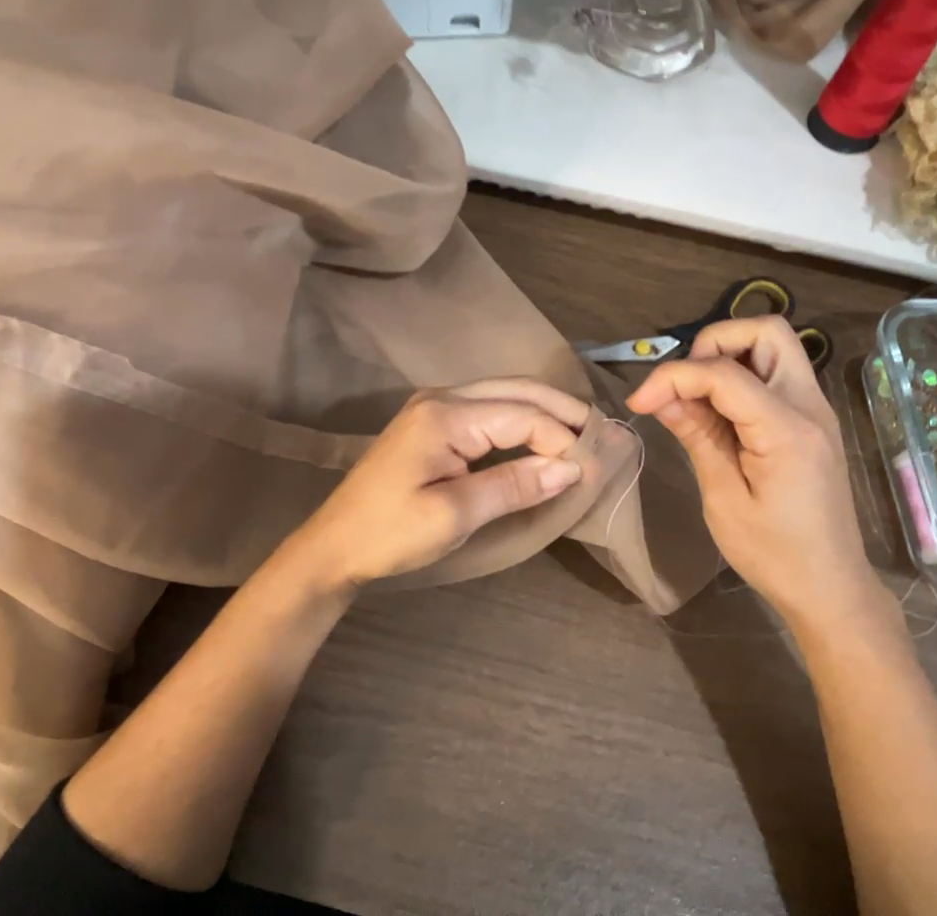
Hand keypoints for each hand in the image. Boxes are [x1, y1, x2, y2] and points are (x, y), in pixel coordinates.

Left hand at [279, 378, 589, 591]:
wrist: (334, 546)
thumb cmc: (390, 534)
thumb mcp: (456, 515)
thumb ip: (515, 485)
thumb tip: (573, 468)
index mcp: (444, 416)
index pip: (522, 414)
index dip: (561, 439)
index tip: (592, 470)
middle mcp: (441, 398)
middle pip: (516, 390)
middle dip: (562, 411)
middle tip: (602, 438)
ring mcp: (433, 407)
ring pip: (503, 394)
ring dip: (543, 412)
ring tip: (580, 438)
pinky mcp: (430, 424)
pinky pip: (487, 409)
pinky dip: (519, 420)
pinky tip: (539, 439)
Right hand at [626, 316, 897, 641]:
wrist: (830, 586)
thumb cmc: (774, 554)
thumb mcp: (723, 500)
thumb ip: (697, 437)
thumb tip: (661, 396)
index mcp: (786, 430)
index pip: (723, 373)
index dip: (672, 376)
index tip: (639, 402)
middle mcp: (809, 405)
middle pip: (765, 331)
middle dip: (713, 344)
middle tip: (684, 386)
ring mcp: (816, 409)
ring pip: (774, 344)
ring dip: (730, 355)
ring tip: (698, 396)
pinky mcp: (813, 419)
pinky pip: (777, 372)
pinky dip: (742, 375)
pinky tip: (718, 412)